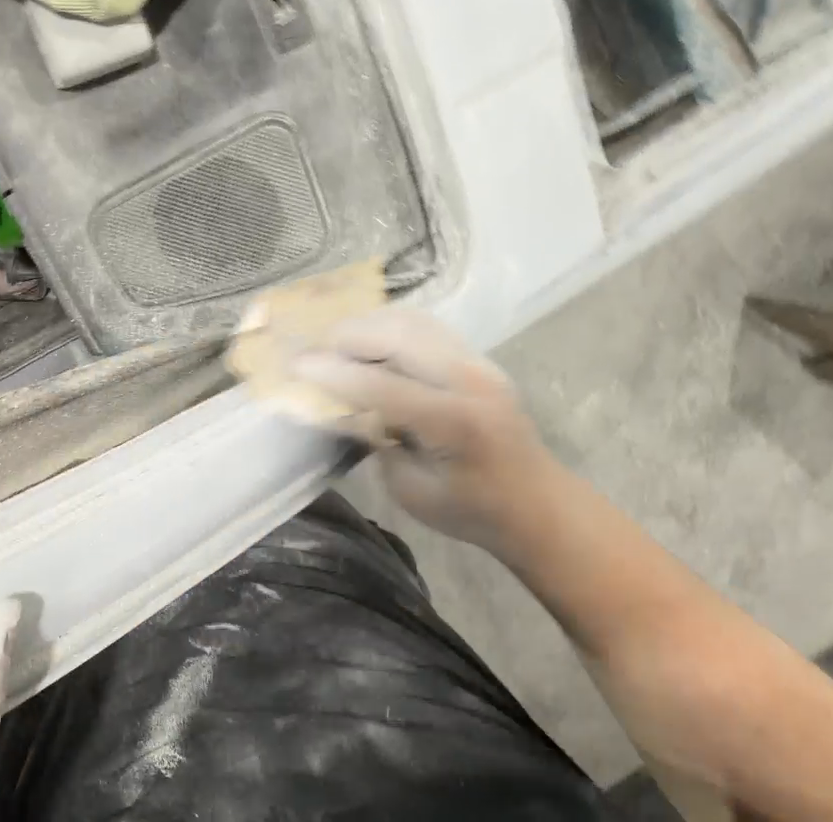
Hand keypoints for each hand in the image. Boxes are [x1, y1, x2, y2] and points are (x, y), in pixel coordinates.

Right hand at [290, 307, 553, 543]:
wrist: (538, 504)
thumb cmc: (472, 511)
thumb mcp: (410, 491)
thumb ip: (375, 442)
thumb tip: (340, 406)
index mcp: (455, 422)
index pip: (381, 384)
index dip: (332, 372)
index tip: (294, 365)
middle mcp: (469, 380)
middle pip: (396, 334)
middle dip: (345, 336)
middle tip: (310, 350)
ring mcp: (477, 362)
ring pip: (410, 320)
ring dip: (366, 325)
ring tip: (334, 344)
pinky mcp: (477, 357)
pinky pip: (424, 326)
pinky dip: (388, 327)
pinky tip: (367, 343)